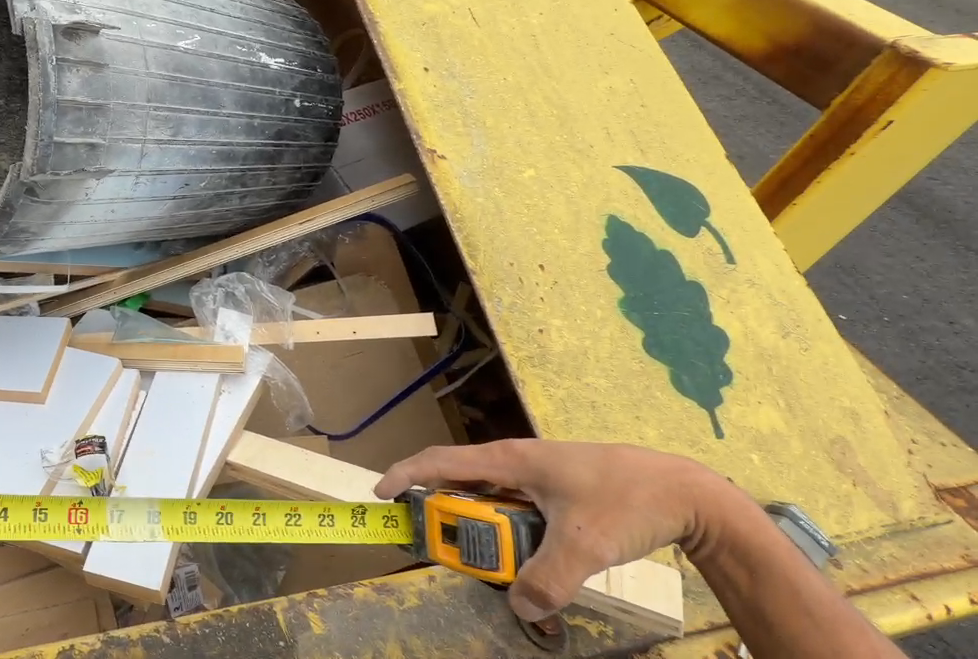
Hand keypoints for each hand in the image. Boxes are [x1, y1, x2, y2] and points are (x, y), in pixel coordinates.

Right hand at [375, 440, 728, 621]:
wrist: (686, 491)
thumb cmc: (625, 500)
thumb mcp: (585, 545)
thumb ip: (549, 578)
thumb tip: (519, 608)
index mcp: (508, 461)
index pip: (440, 461)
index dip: (405, 474)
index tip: (381, 493)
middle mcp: (515, 461)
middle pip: (460, 479)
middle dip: (440, 507)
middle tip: (434, 540)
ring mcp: (536, 473)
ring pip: (488, 493)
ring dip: (475, 519)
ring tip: (478, 553)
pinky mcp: (557, 487)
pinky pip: (513, 503)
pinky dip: (503, 524)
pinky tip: (520, 550)